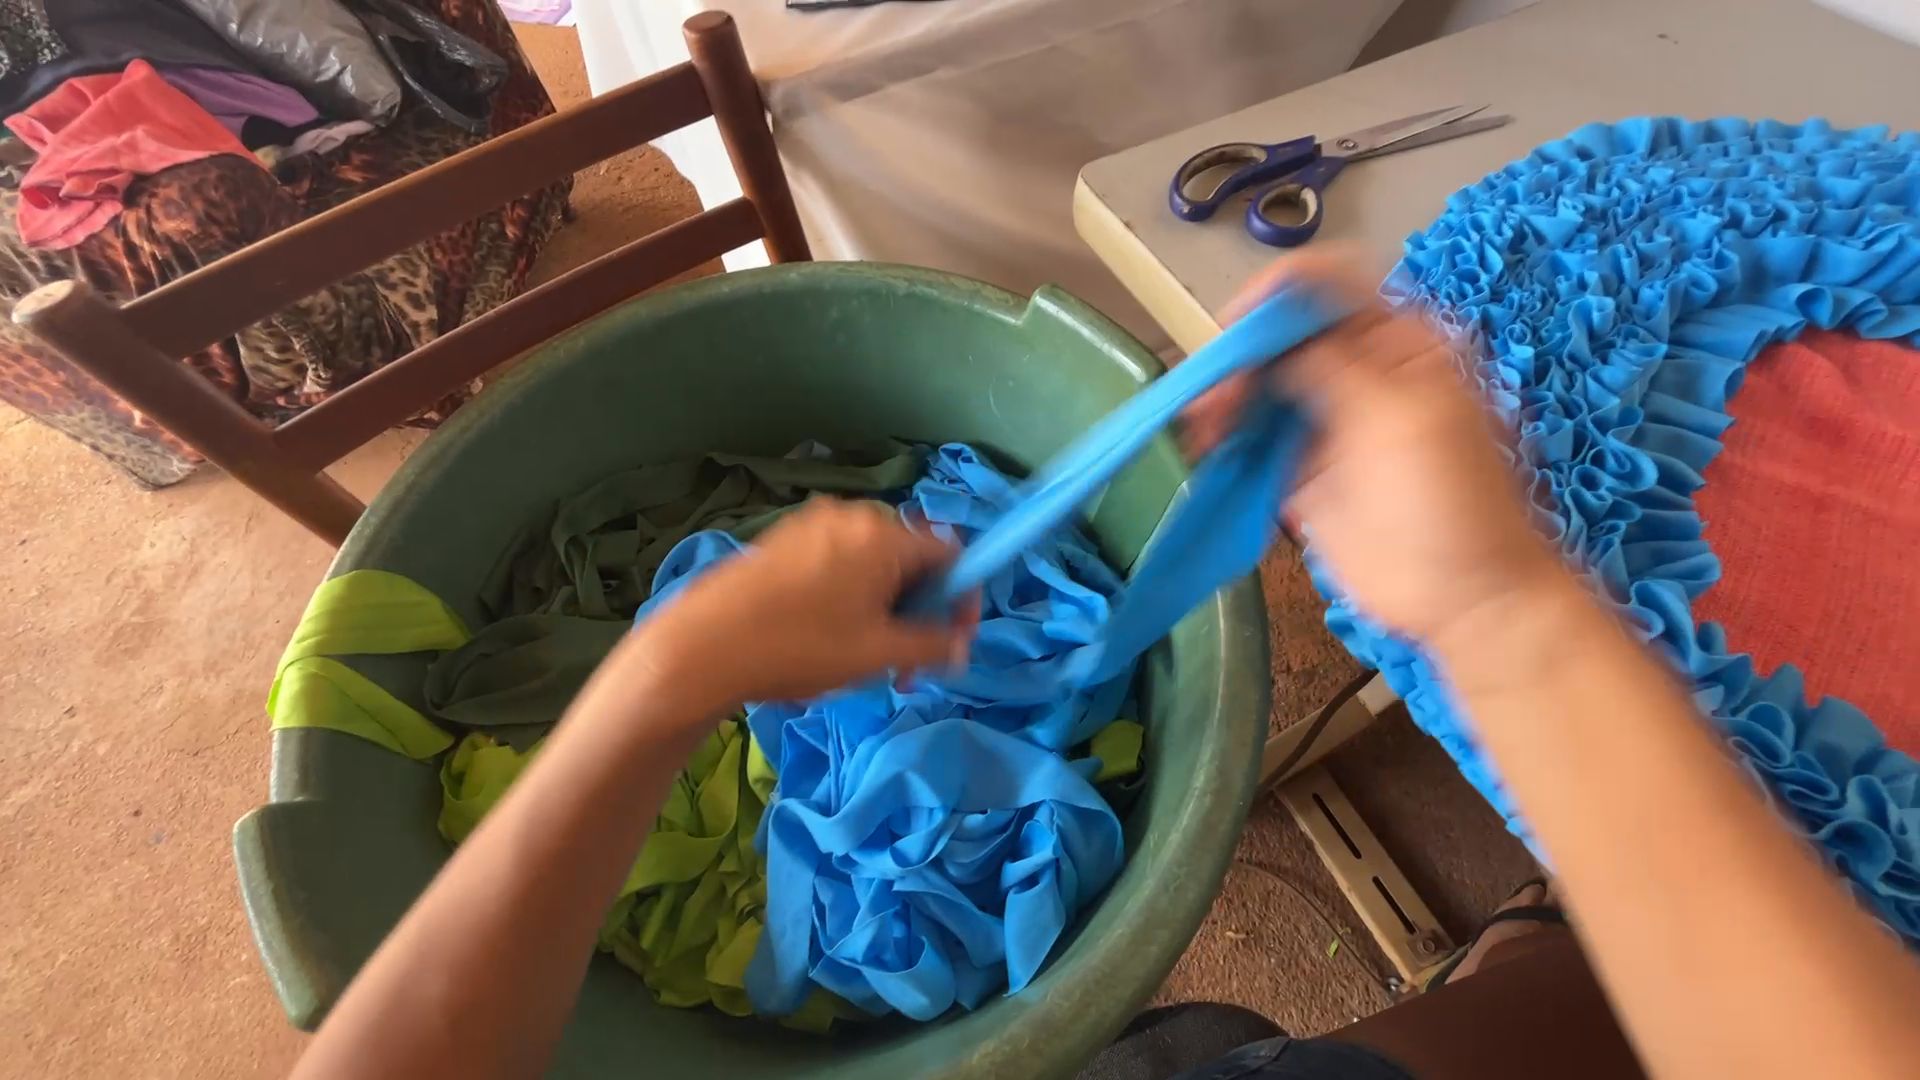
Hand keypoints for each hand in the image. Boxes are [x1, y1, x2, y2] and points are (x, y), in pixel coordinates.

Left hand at [618, 498, 977, 715]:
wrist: (700, 647)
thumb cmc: (799, 647)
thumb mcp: (876, 653)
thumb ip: (932, 645)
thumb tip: (962, 646)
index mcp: (882, 535)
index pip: (950, 553)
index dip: (961, 598)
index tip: (952, 641)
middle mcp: (851, 516)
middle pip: (910, 559)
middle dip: (918, 611)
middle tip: (905, 663)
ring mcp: (812, 525)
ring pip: (872, 564)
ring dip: (884, 609)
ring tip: (865, 658)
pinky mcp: (783, 540)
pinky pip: (837, 562)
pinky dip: (850, 596)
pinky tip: (828, 636)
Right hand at [1185, 249, 1565, 646]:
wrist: (1459, 597)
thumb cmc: (1447, 500)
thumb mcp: (1398, 418)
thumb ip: (1334, 368)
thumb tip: (1270, 345)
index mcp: (1397, 345)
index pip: (1330, 289)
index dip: (1278, 297)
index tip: (1232, 328)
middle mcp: (1356, 373)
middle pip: (1280, 341)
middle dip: (1239, 358)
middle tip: (1212, 394)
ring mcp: (1323, 424)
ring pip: (1258, 390)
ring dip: (1223, 400)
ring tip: (1200, 428)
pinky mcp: (1296, 471)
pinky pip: (1250, 442)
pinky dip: (1222, 440)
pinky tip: (1203, 449)